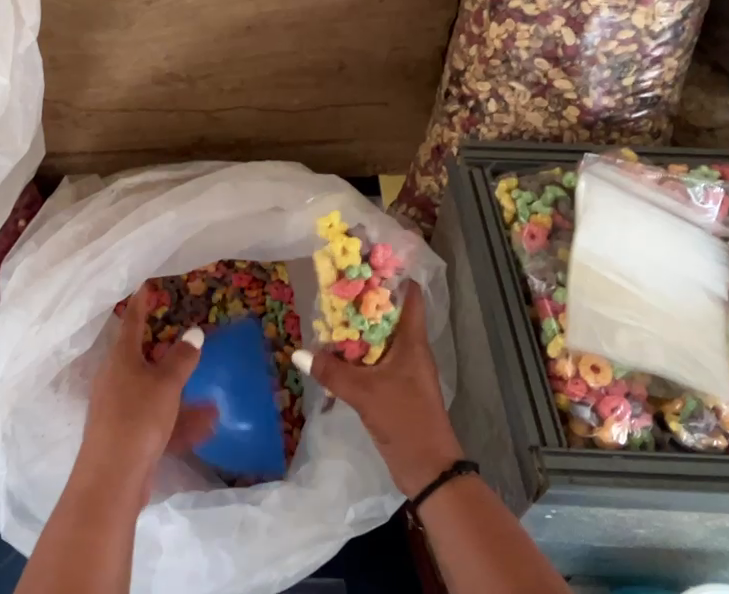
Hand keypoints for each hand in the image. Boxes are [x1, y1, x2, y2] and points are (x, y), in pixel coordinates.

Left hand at [81, 283, 217, 470]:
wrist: (113, 478)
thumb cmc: (137, 418)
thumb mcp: (166, 384)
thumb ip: (182, 358)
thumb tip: (193, 333)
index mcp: (120, 358)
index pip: (131, 322)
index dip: (141, 303)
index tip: (147, 286)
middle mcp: (115, 379)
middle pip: (142, 359)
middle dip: (167, 354)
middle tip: (185, 341)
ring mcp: (119, 409)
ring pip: (154, 394)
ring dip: (182, 395)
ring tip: (212, 401)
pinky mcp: (126, 436)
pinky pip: (157, 420)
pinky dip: (179, 421)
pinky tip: (207, 427)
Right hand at [295, 280, 462, 495]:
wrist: (429, 469)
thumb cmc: (405, 419)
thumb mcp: (364, 393)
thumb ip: (332, 372)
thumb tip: (299, 353)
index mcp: (412, 342)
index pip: (410, 296)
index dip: (391, 275)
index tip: (365, 260)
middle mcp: (410, 350)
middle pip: (390, 315)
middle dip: (365, 300)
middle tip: (335, 285)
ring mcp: (404, 370)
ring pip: (380, 339)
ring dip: (358, 329)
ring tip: (329, 315)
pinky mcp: (396, 389)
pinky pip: (375, 361)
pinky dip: (357, 355)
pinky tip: (334, 355)